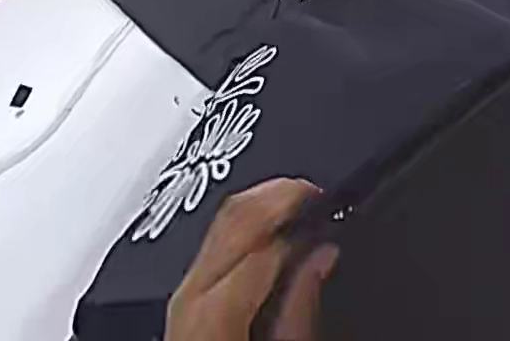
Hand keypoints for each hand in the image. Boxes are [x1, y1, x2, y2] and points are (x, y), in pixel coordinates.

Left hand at [166, 178, 339, 340]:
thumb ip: (302, 311)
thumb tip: (323, 254)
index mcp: (214, 316)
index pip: (262, 243)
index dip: (299, 220)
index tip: (327, 212)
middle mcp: (190, 294)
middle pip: (235, 215)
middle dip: (278, 194)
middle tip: (315, 193)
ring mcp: (182, 292)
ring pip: (222, 218)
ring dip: (262, 201)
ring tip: (298, 201)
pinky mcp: (184, 295)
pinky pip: (215, 236)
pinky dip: (246, 220)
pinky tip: (269, 224)